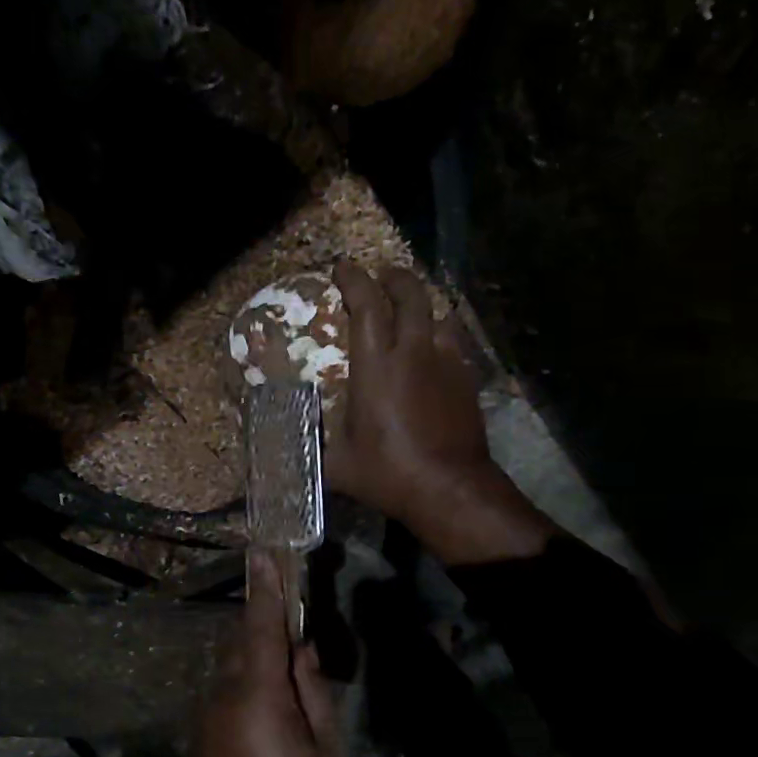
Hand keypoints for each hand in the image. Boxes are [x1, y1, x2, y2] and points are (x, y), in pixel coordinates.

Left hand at [194, 550, 343, 756]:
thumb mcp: (324, 750)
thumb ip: (313, 690)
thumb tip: (301, 651)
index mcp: (258, 692)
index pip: (260, 625)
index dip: (264, 588)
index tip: (262, 552)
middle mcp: (223, 691)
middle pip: (242, 640)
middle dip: (264, 626)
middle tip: (295, 635)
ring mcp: (205, 711)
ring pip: (230, 664)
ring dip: (255, 657)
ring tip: (286, 684)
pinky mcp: (199, 730)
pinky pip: (223, 688)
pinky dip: (244, 682)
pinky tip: (266, 713)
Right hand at [329, 263, 558, 563]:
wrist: (449, 487)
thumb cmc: (388, 473)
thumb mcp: (338, 463)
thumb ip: (316, 445)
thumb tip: (291, 447)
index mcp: (376, 367)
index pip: (366, 305)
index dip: (353, 280)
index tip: (343, 268)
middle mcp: (413, 353)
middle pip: (410, 294)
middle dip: (394, 277)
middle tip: (381, 276)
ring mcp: (445, 363)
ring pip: (438, 312)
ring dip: (421, 303)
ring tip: (410, 308)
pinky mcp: (466, 379)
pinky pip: (453, 341)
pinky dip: (439, 332)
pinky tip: (433, 346)